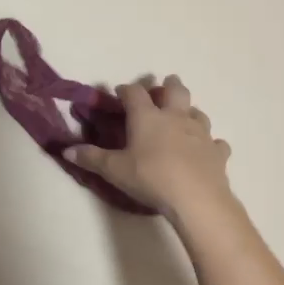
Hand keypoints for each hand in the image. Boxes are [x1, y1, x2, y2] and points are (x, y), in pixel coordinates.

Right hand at [66, 75, 233, 217]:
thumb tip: (66, 149)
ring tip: (182, 118)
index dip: (126, 90)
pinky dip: (209, 143)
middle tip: (163, 87)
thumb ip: (90, 158)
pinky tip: (205, 149)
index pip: (135, 93)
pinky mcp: (217, 153)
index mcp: (147, 117)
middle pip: (176, 91)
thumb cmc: (150, 177)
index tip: (119, 93)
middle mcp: (176, 118)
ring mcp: (201, 134)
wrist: (196, 199)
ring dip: (189, 112)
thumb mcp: (113, 169)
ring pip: (198, 113)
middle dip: (168, 85)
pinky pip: (215, 142)